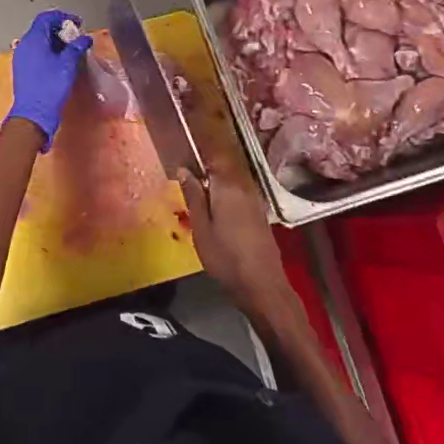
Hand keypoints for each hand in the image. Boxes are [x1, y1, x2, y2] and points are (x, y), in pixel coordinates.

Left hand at [5, 9, 92, 150]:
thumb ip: (76, 47)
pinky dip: (49, 52)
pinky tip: (61, 62)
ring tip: (71, 50)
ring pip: (39, 42)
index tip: (77, 24)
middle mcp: (24, 45)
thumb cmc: (50, 87)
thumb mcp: (67, 64)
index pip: (46, 18)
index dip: (63, 17)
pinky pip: (36, 54)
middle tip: (76, 37)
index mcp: (33, 39)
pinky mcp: (23, 70)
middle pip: (42, 29)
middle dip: (60, 30)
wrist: (33, 114)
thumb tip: (84, 39)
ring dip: (55, 42)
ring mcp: (22, 58)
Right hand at [177, 161, 294, 323]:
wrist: (261, 284)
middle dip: (205, 176)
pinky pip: (238, 199)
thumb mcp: (200, 228)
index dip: (198, 159)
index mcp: (228, 187)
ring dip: (215, 191)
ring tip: (197, 204)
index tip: (182, 163)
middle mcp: (245, 189)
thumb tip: (184, 170)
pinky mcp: (260, 216)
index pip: (213, 159)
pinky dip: (225, 203)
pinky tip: (216, 218)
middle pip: (222, 173)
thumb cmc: (225, 257)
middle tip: (185, 189)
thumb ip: (193, 196)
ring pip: (230, 187)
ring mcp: (255, 202)